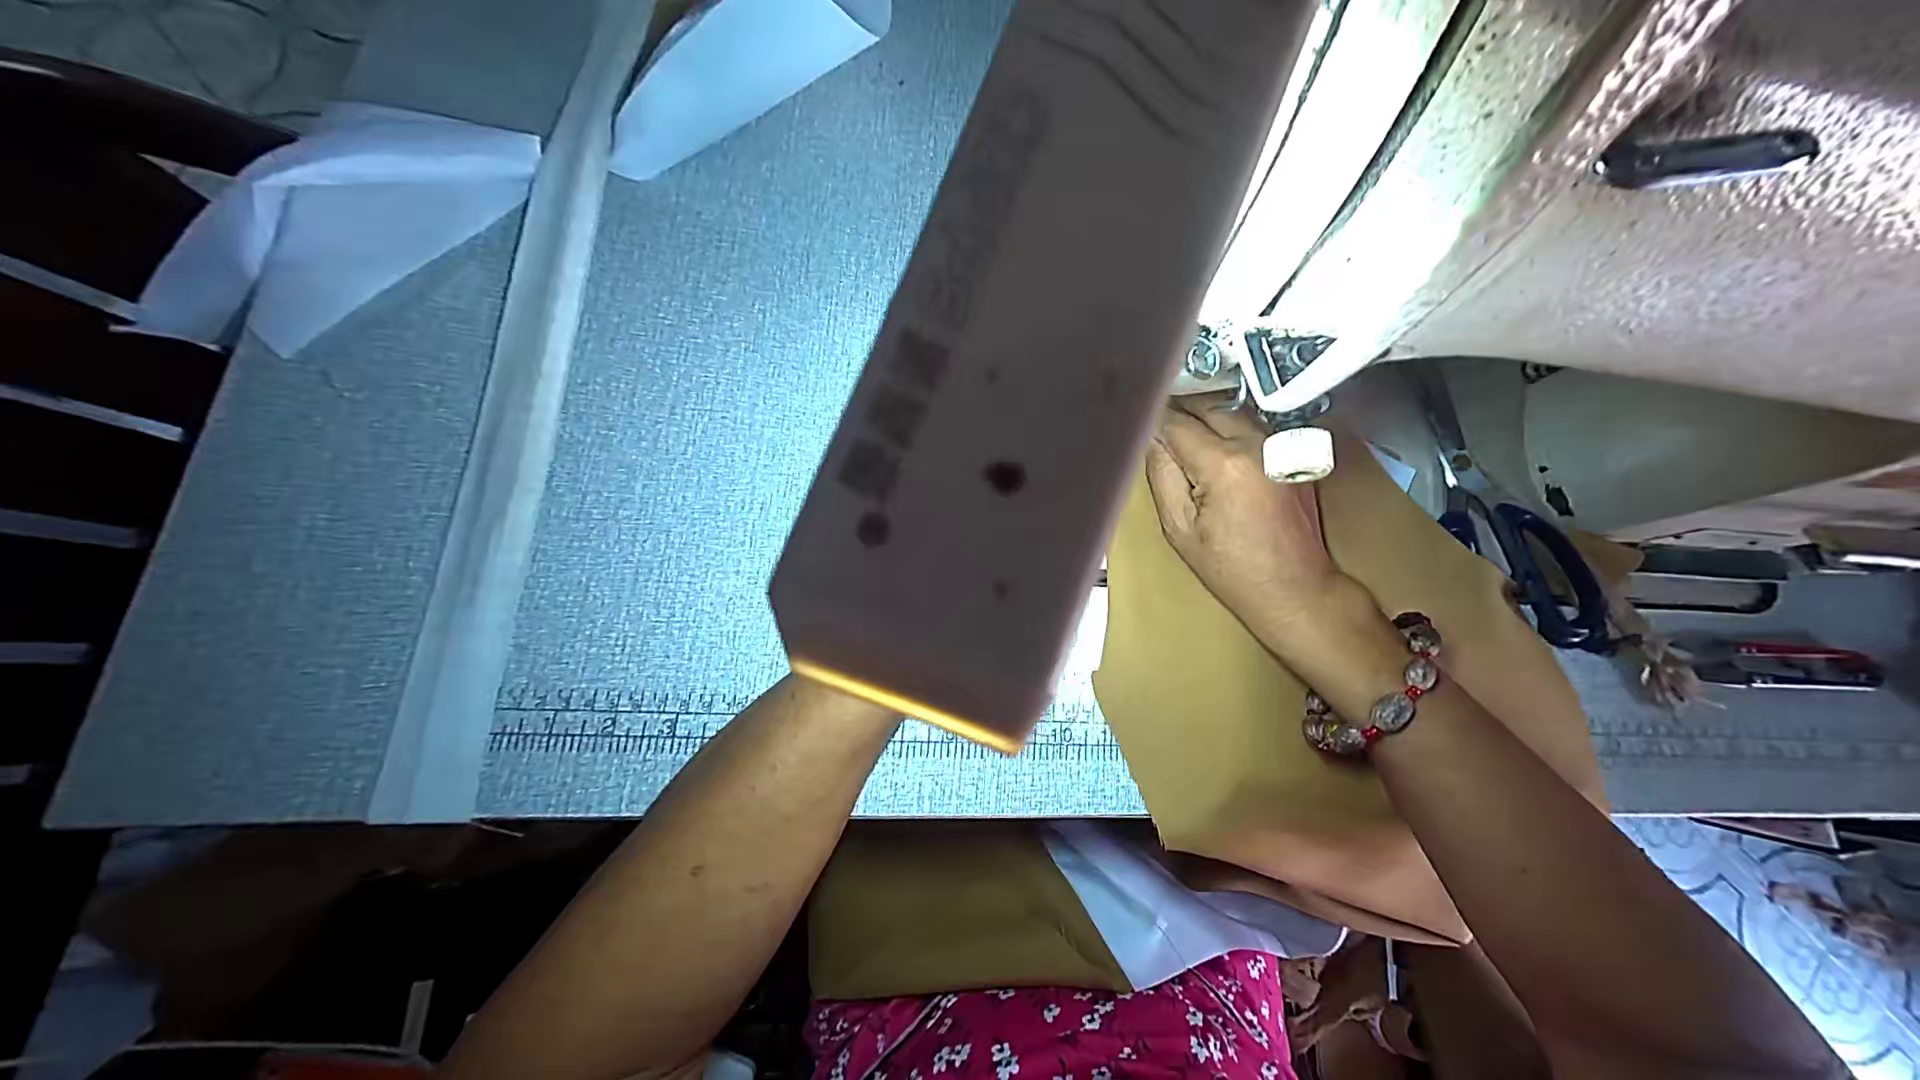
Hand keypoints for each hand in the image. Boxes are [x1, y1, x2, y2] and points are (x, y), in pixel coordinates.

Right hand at [1144, 399, 1348, 643]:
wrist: (1294, 588)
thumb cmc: (1236, 569)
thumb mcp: (1179, 526)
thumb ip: (1162, 474)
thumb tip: (1152, 440)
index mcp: (1224, 464)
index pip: (1176, 422)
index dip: (1154, 422)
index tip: (1140, 424)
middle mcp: (1258, 444)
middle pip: (1206, 406)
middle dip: (1180, 415)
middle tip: (1159, 435)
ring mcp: (1281, 445)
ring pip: (1231, 411)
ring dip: (1206, 421)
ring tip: (1186, 447)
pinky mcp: (1294, 452)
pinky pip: (1253, 427)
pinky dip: (1230, 432)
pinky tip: (1218, 457)